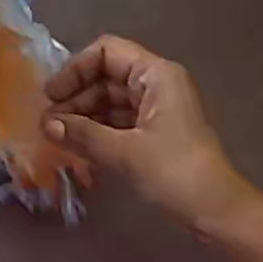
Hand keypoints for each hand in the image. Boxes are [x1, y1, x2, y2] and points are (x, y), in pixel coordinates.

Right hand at [42, 35, 261, 233]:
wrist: (215, 209)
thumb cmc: (174, 173)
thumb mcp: (126, 153)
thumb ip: (84, 136)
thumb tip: (47, 125)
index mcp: (156, 74)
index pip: (106, 52)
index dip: (75, 70)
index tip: (52, 98)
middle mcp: (157, 85)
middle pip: (106, 79)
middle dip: (76, 100)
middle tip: (49, 127)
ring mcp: (158, 112)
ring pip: (112, 105)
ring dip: (85, 120)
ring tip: (59, 142)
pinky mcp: (157, 137)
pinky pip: (121, 126)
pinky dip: (100, 136)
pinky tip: (79, 152)